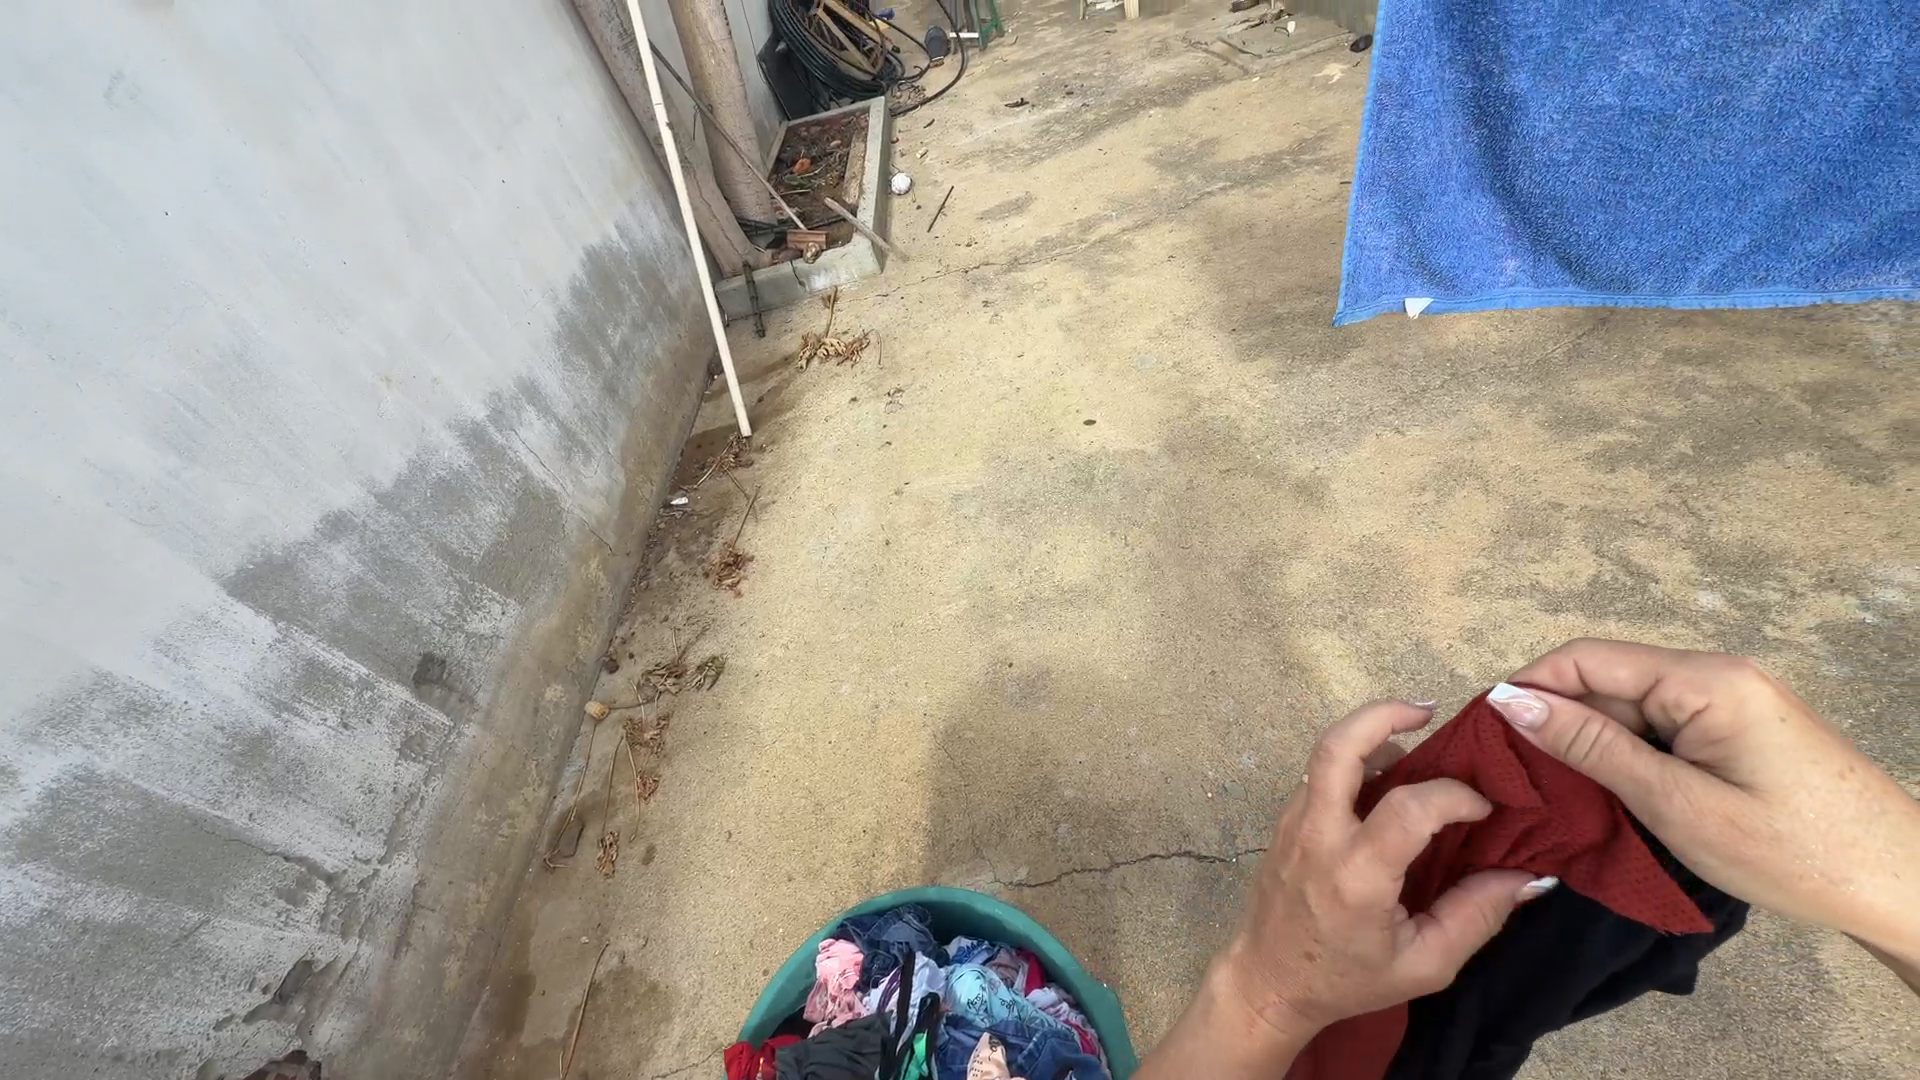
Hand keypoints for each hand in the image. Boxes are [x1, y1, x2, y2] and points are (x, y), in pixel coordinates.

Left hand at [1219, 700, 1539, 1036]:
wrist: (1269, 973)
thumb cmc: (1347, 976)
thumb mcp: (1425, 964)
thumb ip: (1476, 916)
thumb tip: (1529, 875)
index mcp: (1355, 876)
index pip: (1406, 808)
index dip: (1453, 795)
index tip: (1484, 806)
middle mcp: (1317, 835)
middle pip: (1335, 748)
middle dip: (1380, 716)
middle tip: (1427, 710)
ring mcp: (1294, 820)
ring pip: (1324, 755)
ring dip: (1367, 735)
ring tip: (1415, 743)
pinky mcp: (1286, 818)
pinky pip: (1320, 774)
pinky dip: (1352, 759)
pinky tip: (1386, 774)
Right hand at [1490, 639, 1919, 973]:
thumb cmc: (1798, 854)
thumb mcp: (1675, 802)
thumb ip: (1587, 744)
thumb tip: (1505, 699)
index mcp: (1705, 680)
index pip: (1583, 658)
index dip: (1528, 686)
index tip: (1489, 731)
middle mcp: (1714, 674)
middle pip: (1602, 678)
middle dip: (1555, 716)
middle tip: (1517, 768)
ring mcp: (1727, 699)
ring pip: (1623, 702)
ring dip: (1585, 736)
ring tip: (1556, 781)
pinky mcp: (1732, 725)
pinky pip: (1652, 721)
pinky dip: (1619, 748)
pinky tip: (1606, 782)